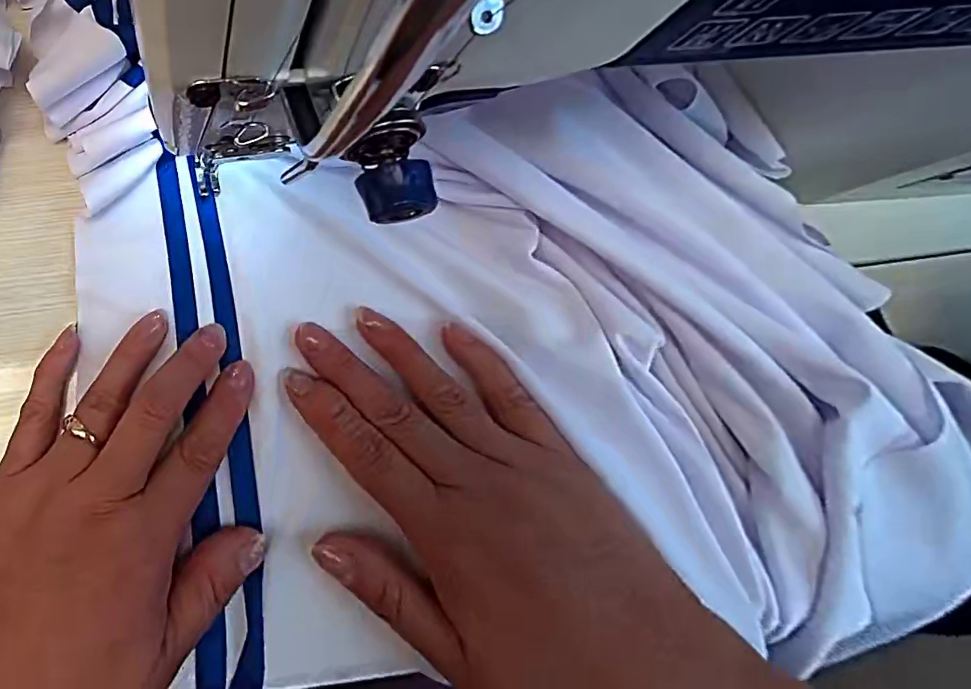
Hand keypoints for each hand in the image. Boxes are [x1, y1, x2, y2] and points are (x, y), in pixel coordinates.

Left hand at [0, 311, 260, 688]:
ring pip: (98, 402)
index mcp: (140, 539)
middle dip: (186, 367)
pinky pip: (34, 412)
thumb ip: (206, 588)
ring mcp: (49, 480)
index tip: (240, 377)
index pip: (195, 457)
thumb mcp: (159, 652)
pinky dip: (51, 370)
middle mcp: (97, 497)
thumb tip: (250, 541)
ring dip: (130, 357)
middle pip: (152, 414)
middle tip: (209, 335)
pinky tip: (69, 340)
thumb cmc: (69, 680)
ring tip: (155, 322)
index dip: (223, 411)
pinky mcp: (10, 478)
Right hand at [287, 309, 799, 688]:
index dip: (325, 413)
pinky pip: (516, 400)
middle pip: (395, 413)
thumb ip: (388, 594)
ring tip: (365, 318)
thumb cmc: (558, 676)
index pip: (367, 455)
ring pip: (447, 395)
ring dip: (401, 352)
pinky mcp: (563, 460)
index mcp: (445, 533)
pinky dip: (483, 362)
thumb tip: (322, 544)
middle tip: (310, 333)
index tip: (293, 379)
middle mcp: (477, 485)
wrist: (676, 684)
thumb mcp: (462, 660)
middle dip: (345, 369)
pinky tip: (453, 332)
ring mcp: (523, 466)